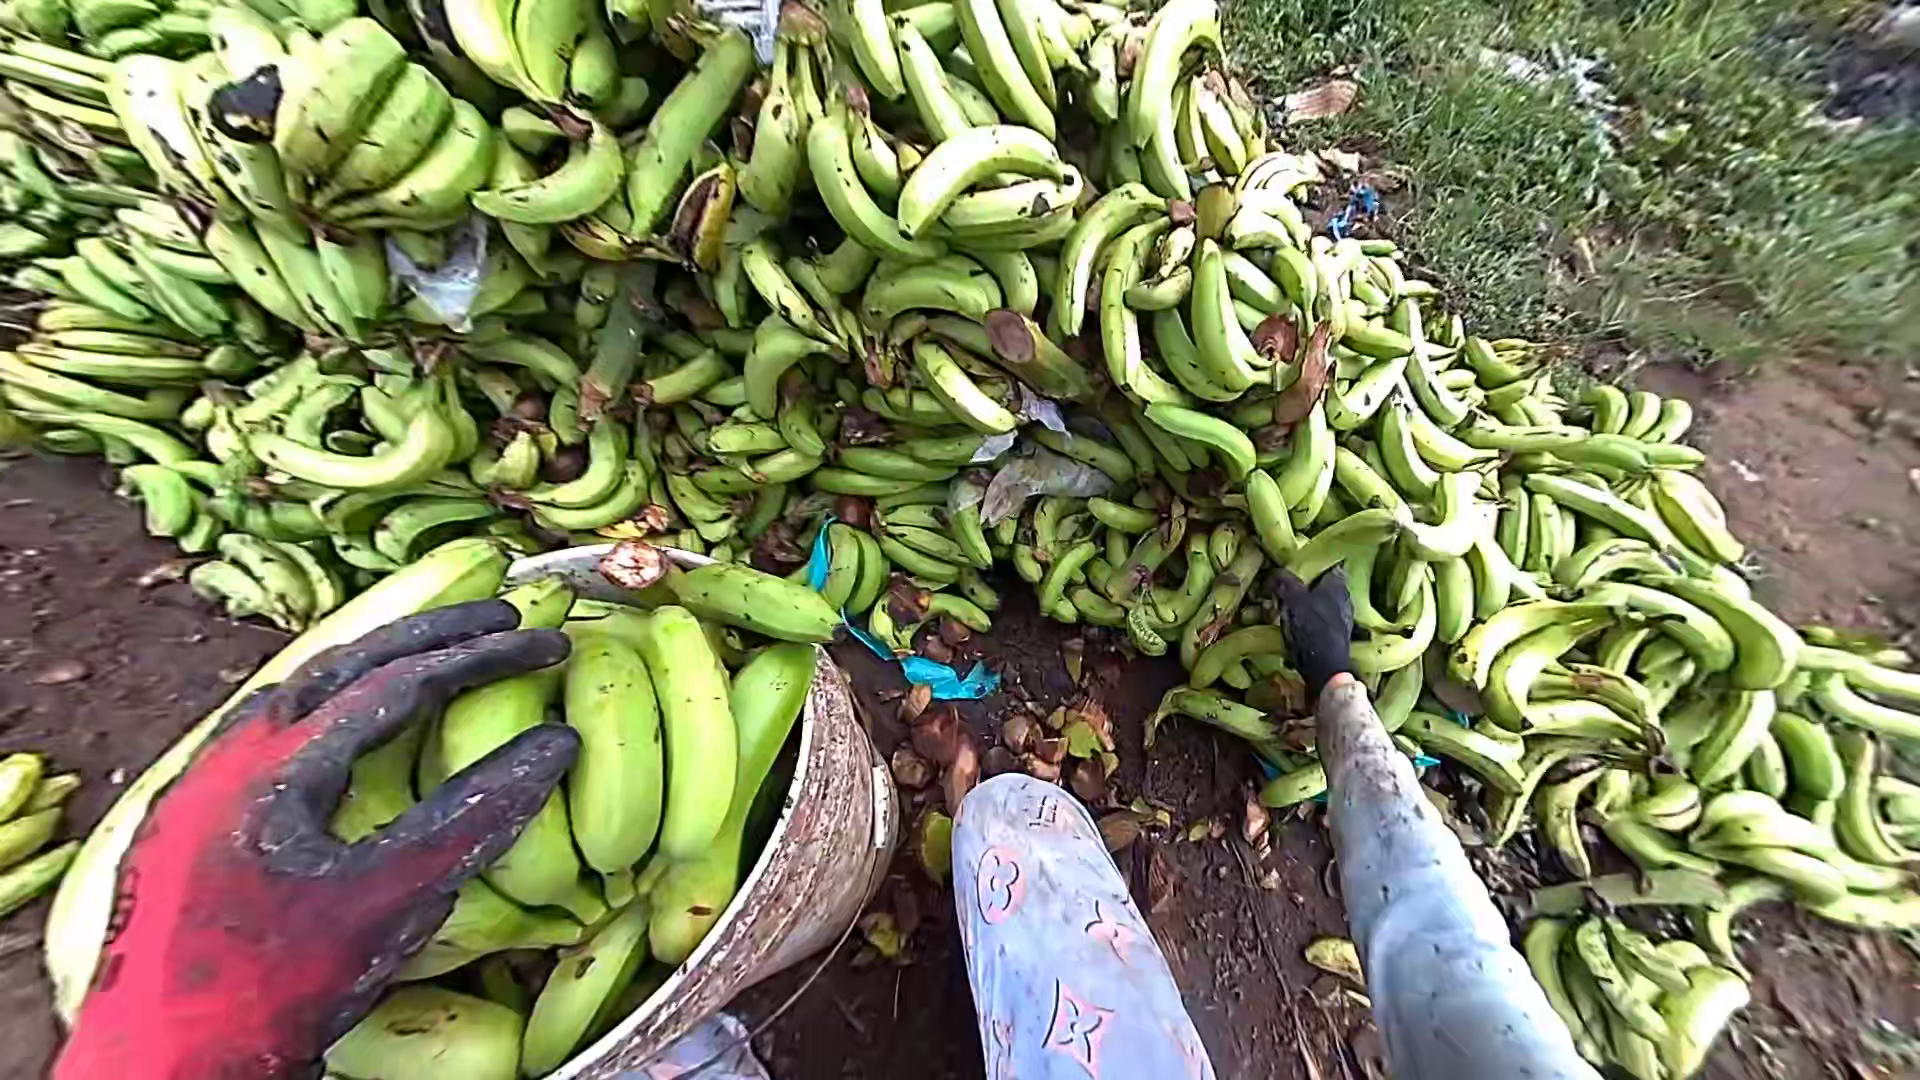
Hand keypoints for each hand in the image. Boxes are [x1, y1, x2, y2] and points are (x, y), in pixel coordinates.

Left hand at [55, 600, 577, 1079]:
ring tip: (457, 638)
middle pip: (349, 660)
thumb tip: (561, 741)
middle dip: (439, 630)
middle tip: (509, 615)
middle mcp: (228, 759)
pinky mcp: (211, 806)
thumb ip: (480, 812)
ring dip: (394, 651)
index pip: (399, 681)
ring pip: (313, 681)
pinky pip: (292, 714)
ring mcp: (210, 780)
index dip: (484, 655)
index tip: (548, 643)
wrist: (162, 1077)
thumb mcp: (397, 896)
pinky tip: (380, 696)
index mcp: (270, 774)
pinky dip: (355, 687)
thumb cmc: (281, 985)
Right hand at [1271, 567, 1353, 698]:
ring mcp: (1342, 616)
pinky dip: (1308, 615)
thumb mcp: (1292, 600)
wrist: (1325, 668)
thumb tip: (1273, 573)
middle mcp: (1344, 597)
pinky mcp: (1336, 632)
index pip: (1329, 562)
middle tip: (1284, 583)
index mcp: (1336, 584)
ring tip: (1285, 602)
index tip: (1294, 562)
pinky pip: (1320, 615)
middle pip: (1323, 581)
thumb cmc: (1311, 629)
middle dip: (1306, 581)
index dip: (1312, 560)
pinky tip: (1295, 620)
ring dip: (1306, 599)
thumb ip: (1283, 582)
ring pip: (1321, 599)